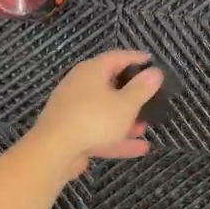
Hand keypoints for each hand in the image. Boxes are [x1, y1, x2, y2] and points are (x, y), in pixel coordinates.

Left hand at [24, 50, 162, 175]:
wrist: (53, 151)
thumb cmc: (93, 120)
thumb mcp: (125, 104)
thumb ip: (142, 88)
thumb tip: (155, 72)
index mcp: (91, 71)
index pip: (117, 57)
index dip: (136, 58)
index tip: (151, 61)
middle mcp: (80, 86)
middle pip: (109, 85)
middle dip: (131, 93)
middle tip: (150, 96)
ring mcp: (73, 110)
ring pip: (104, 111)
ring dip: (125, 119)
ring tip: (145, 126)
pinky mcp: (71, 132)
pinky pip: (99, 131)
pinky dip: (117, 137)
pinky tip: (140, 148)